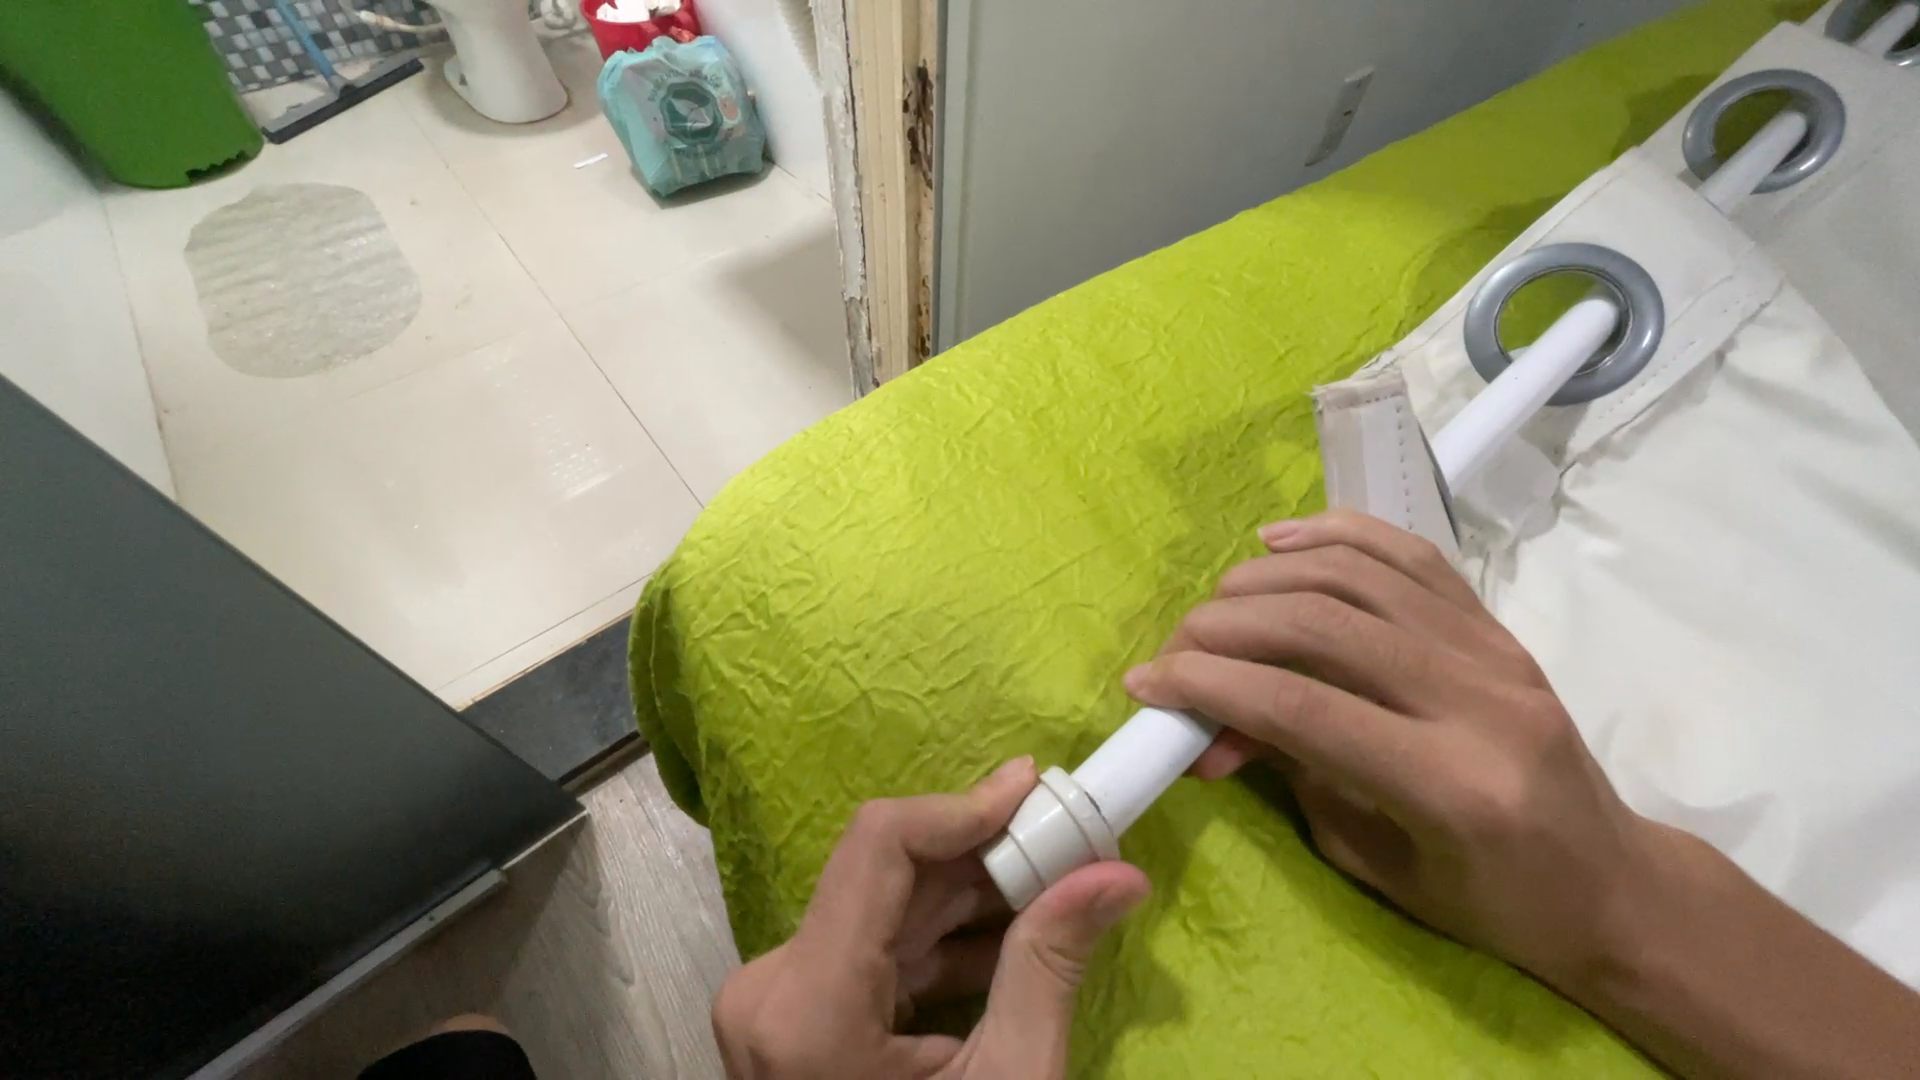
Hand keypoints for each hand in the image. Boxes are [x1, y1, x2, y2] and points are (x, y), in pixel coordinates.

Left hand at [711, 758, 1149, 1079]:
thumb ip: (1051, 969)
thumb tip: (1120, 876)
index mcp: (807, 1006)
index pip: (881, 843)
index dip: (962, 805)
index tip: (1033, 788)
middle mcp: (773, 984)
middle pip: (890, 873)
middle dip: (985, 853)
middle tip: (1067, 838)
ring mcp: (778, 998)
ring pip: (888, 905)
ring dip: (973, 892)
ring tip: (1054, 884)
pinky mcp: (796, 1011)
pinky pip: (878, 945)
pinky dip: (947, 936)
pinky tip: (1011, 937)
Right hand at [1125, 509, 1652, 988]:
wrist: (1610, 883)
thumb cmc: (1485, 898)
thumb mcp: (1368, 857)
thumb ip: (1286, 771)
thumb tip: (1207, 722)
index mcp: (1453, 784)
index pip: (1301, 706)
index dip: (1208, 684)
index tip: (1146, 682)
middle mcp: (1480, 699)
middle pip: (1320, 626)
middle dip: (1223, 627)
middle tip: (1174, 648)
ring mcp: (1494, 649)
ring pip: (1355, 576)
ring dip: (1265, 578)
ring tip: (1216, 605)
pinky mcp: (1494, 624)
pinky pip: (1405, 553)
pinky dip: (1331, 534)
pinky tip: (1276, 540)